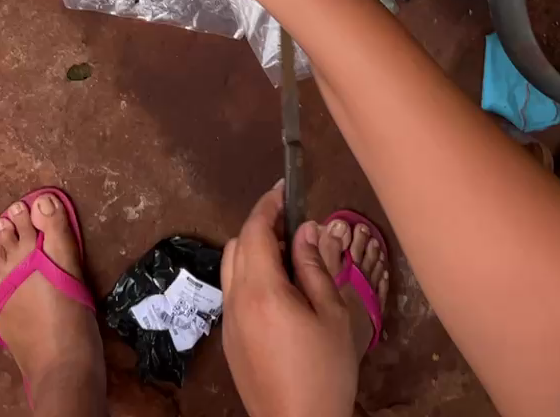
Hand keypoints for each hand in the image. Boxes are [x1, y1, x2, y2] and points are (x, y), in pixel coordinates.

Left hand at [220, 183, 357, 416]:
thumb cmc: (324, 371)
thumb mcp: (331, 315)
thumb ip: (315, 267)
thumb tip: (305, 229)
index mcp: (261, 290)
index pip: (255, 230)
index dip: (269, 204)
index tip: (285, 188)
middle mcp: (236, 300)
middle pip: (238, 243)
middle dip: (262, 224)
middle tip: (294, 223)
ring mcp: (228, 322)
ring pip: (231, 266)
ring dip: (253, 248)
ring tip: (289, 255)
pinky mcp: (229, 340)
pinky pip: (233, 291)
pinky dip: (249, 273)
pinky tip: (279, 290)